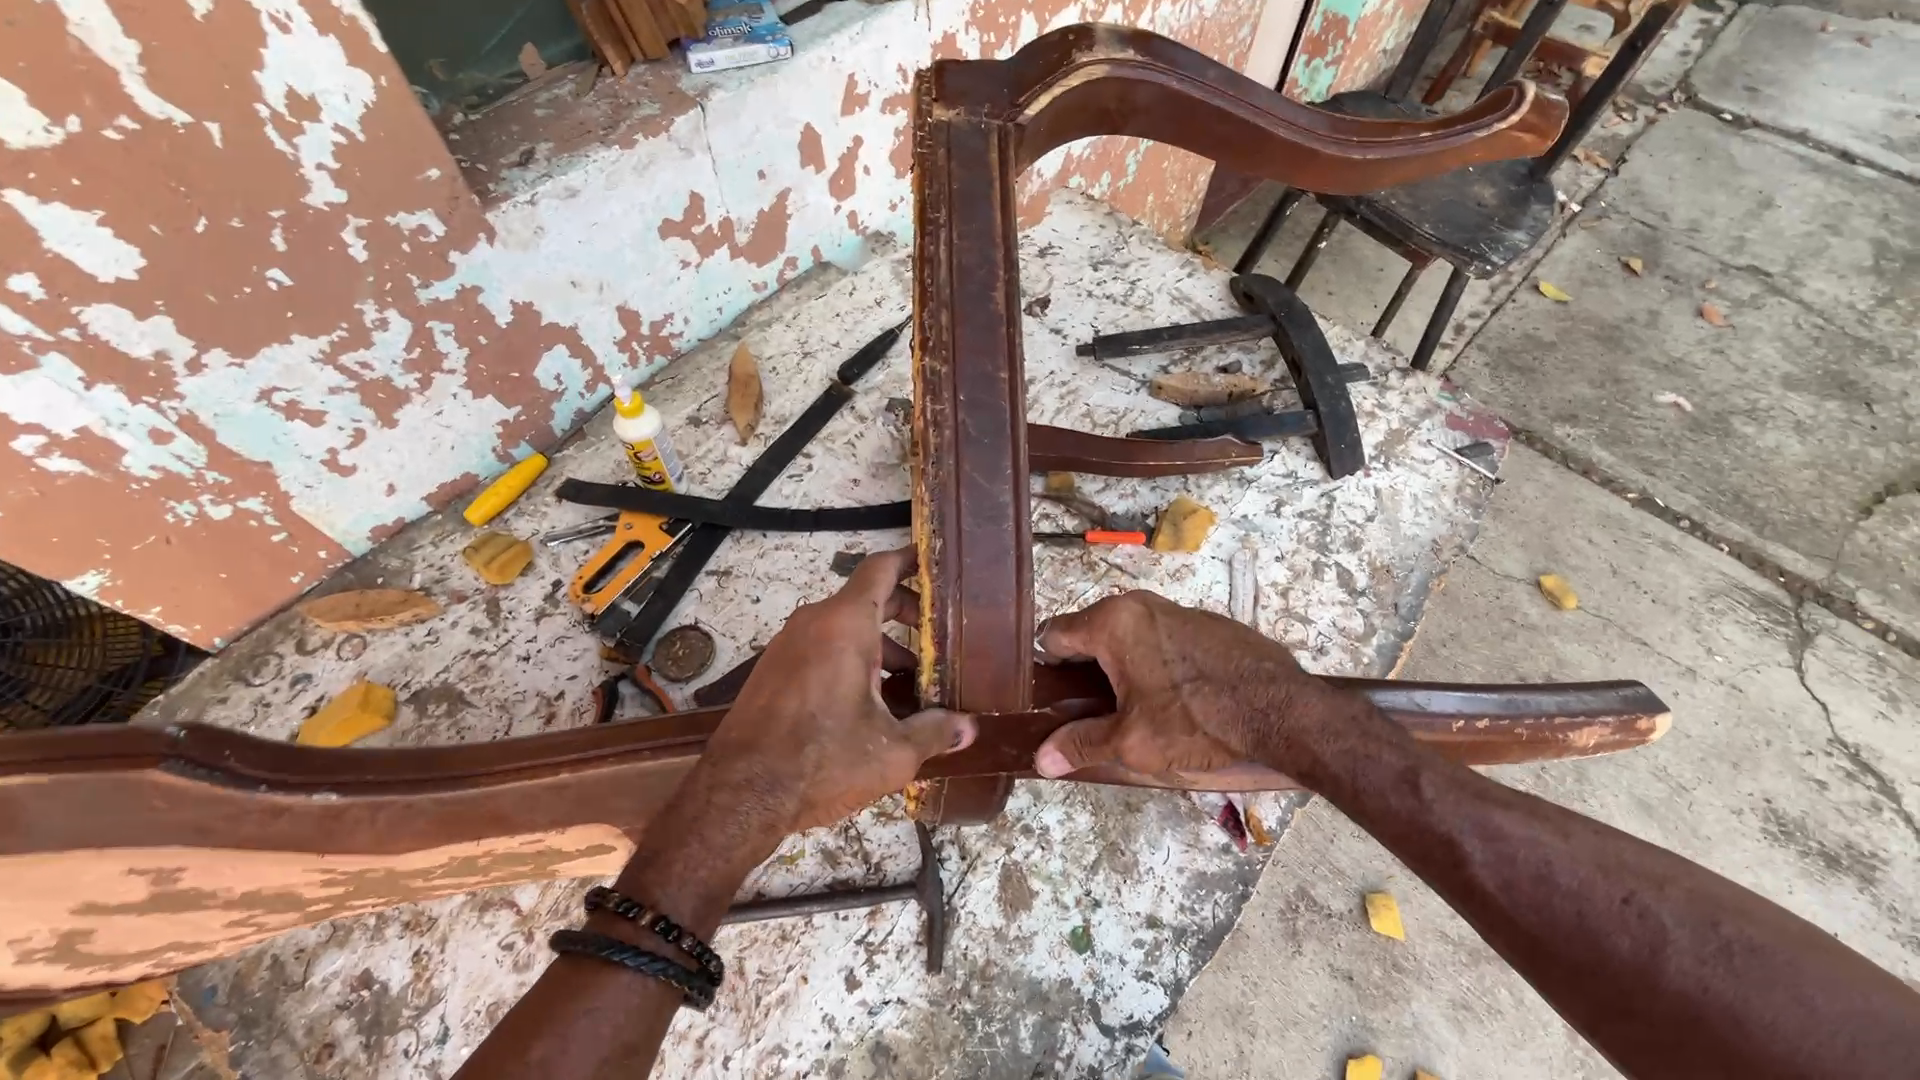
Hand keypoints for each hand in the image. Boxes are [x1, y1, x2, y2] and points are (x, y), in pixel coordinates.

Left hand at [704, 547, 975, 833]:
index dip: (910, 560)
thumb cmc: (822, 761)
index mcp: (845, 625)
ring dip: (880, 646)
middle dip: (906, 614)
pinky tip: (870, 705)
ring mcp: (788, 646)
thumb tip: (969, 728)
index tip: (933, 562)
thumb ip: (935, 732)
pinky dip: (851, 661)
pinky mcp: (773, 671)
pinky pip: (821, 649)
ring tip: (911, 687)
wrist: (741, 794)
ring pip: (844, 629)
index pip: (881, 569)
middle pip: (866, 599)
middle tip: (937, 640)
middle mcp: (813, 623)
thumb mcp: (892, 752)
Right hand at [1032, 591, 1334, 778]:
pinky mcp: (1208, 623)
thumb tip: (1041, 759)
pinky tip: (1175, 696)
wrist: (1281, 711)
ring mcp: (1177, 609)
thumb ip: (1082, 745)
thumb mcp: (1132, 742)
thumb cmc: (1196, 721)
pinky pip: (1163, 637)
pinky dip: (1156, 660)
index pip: (1054, 635)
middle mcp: (1140, 604)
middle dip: (1085, 668)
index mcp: (1112, 622)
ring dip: (1122, 664)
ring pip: (1130, 634)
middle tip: (1090, 709)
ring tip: (1133, 707)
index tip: (1050, 698)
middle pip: (1092, 632)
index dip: (1046, 669)